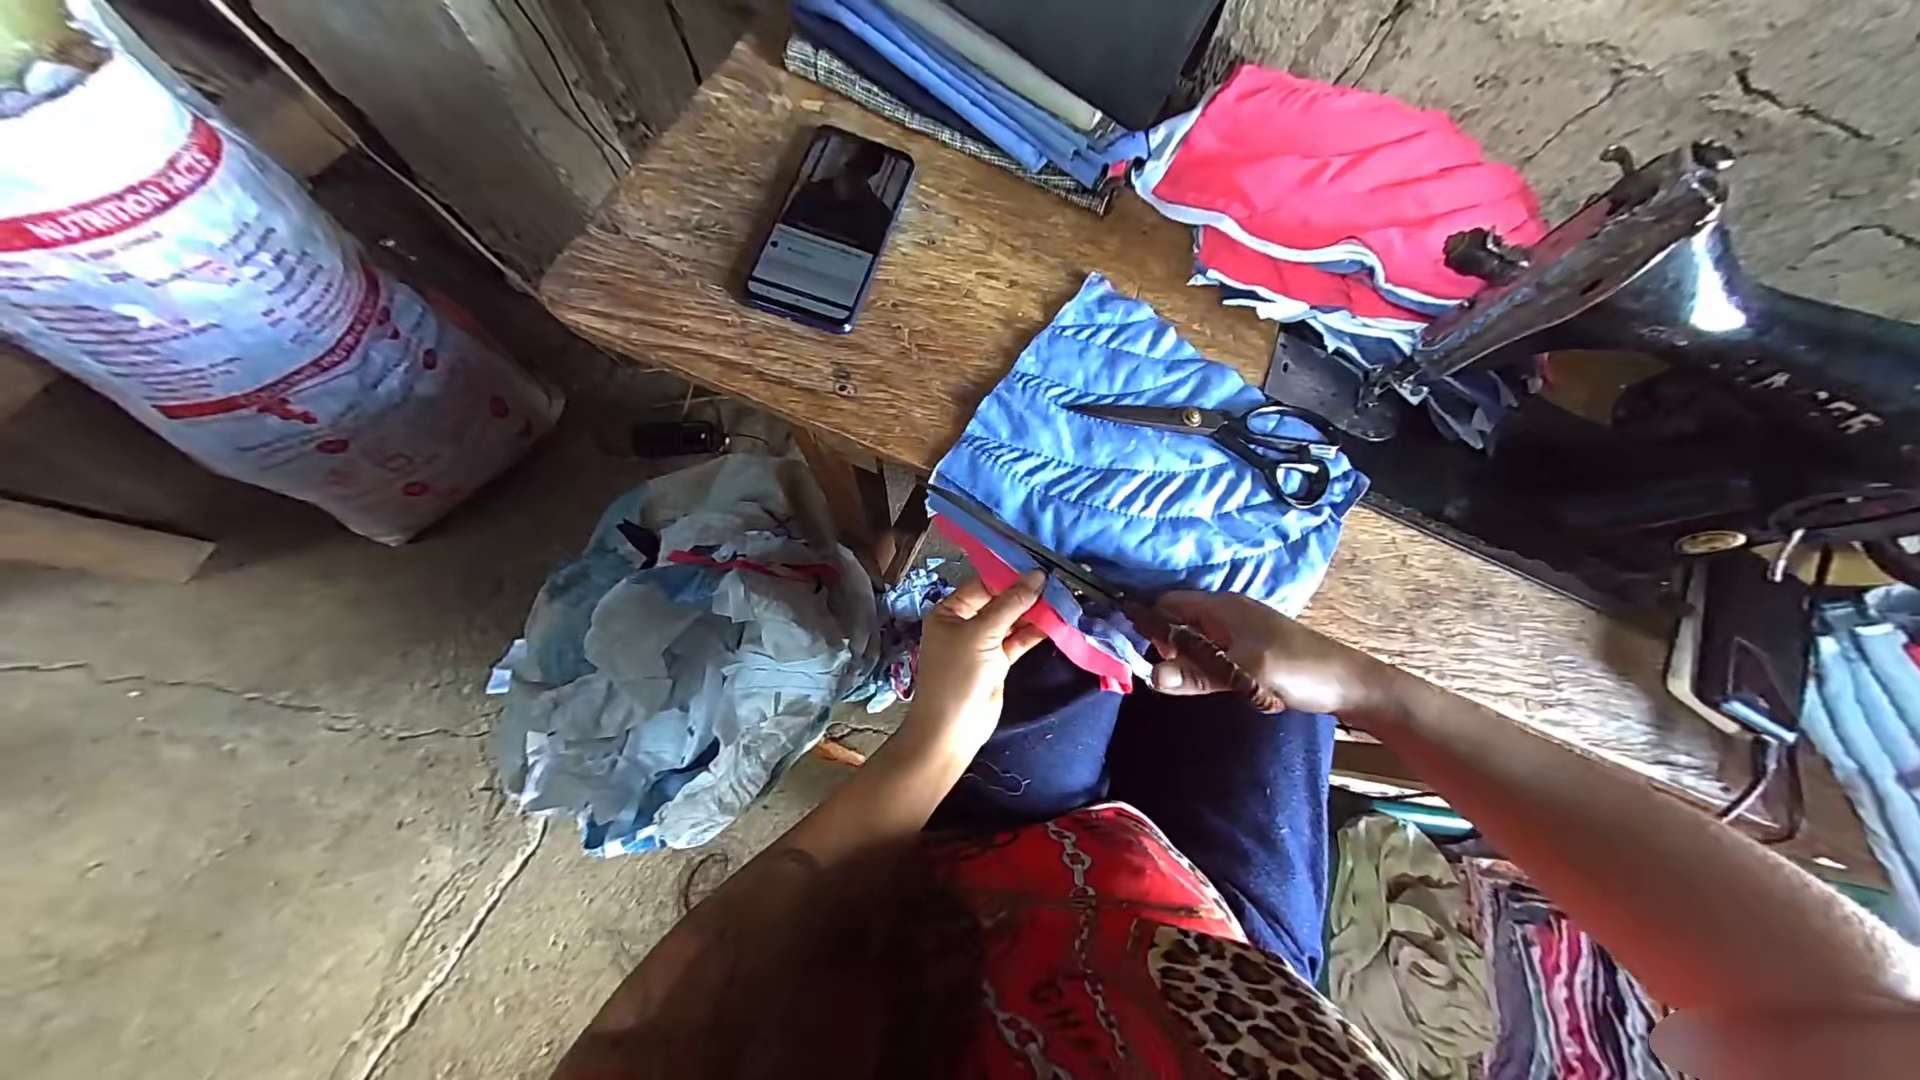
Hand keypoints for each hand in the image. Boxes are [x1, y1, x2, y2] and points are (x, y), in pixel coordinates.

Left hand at [903, 571, 1048, 757]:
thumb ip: (1011, 604)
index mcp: (949, 612)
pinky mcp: (997, 662)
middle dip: (1024, 594)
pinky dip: (1035, 632)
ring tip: (1062, 599)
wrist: (953, 728)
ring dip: (1033, 613)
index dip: (1009, 577)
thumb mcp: (982, 633)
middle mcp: (964, 624)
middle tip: (1057, 582)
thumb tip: (1037, 575)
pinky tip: (1056, 621)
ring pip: (1011, 621)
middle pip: (998, 602)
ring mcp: (982, 644)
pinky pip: (1018, 641)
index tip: (1038, 568)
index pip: (982, 585)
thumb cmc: (958, 674)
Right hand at [1148, 590, 1401, 717]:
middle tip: (1176, 676)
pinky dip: (1210, 665)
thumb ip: (1199, 675)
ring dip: (1192, 660)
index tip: (1149, 657)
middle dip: (1171, 647)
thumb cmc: (1300, 669)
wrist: (1354, 684)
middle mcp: (1227, 610)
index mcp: (1222, 606)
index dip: (1152, 626)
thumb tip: (1152, 676)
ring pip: (1197, 637)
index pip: (1168, 604)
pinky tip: (1220, 683)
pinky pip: (1216, 649)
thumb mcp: (1247, 674)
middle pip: (1180, 621)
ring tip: (1197, 683)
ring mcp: (1241, 627)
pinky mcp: (1252, 644)